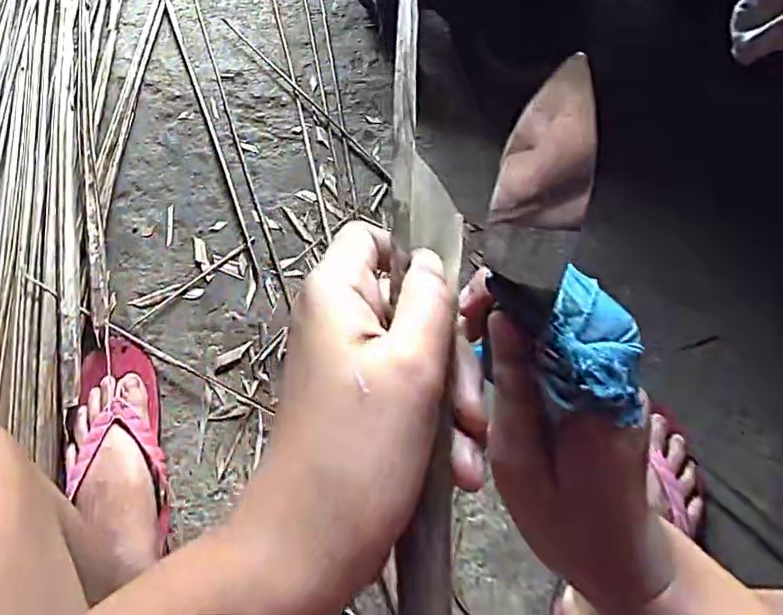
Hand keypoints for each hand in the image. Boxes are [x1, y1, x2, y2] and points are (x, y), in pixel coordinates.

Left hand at [228, 221, 485, 612]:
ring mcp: (345, 359)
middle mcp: (335, 317)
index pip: (370, 236)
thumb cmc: (360, 452)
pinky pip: (404, 389)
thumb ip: (429, 300)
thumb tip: (432, 259)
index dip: (411, 258)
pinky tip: (455, 468)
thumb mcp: (411, 366)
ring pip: (414, 350)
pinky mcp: (357, 398)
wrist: (311, 546)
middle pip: (406, 300)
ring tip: (466, 451)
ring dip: (450, 399)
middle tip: (471, 407)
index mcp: (334, 292)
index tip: (445, 304)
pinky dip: (432, 422)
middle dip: (448, 353)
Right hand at [461, 271, 674, 614]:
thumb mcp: (520, 460)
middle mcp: (614, 368)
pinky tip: (498, 351)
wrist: (623, 561)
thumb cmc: (566, 524)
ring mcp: (613, 371)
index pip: (560, 307)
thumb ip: (512, 386)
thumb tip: (501, 316)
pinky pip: (560, 335)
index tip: (469, 311)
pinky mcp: (604, 377)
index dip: (509, 292)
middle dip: (502, 299)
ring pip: (557, 313)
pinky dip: (523, 333)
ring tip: (474, 337)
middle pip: (557, 301)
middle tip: (465, 326)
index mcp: (598, 388)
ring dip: (511, 314)